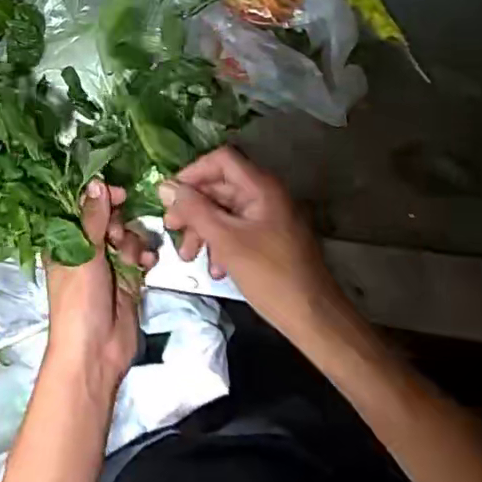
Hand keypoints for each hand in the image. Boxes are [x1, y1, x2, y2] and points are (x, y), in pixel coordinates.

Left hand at [44, 180, 155, 393]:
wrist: (96, 350)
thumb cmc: (79, 299)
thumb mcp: (83, 253)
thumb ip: (93, 217)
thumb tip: (97, 182)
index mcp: (64, 239)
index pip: (82, 207)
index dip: (100, 197)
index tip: (118, 192)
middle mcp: (85, 247)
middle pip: (107, 218)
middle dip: (118, 221)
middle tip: (117, 235)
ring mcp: (107, 263)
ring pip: (125, 235)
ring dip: (132, 240)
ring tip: (129, 255)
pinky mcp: (127, 278)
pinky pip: (138, 255)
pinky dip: (144, 255)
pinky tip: (146, 261)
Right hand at [159, 147, 340, 334]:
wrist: (316, 321)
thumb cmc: (271, 276)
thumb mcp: (225, 240)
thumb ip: (193, 209)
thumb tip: (166, 187)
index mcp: (261, 188)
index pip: (221, 160)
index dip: (193, 172)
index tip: (172, 194)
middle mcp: (266, 196)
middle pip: (219, 187)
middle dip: (192, 207)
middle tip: (171, 226)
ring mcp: (269, 218)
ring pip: (224, 211)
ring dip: (202, 229)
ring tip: (187, 255)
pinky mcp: (269, 239)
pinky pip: (236, 230)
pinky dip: (219, 243)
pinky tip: (214, 268)